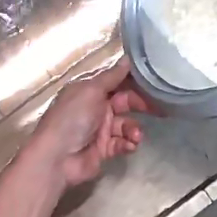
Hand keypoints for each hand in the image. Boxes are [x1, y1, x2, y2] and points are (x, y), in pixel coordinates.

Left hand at [25, 58, 157, 187]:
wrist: (57, 158)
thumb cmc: (71, 118)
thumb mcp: (90, 91)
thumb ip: (111, 77)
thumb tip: (128, 59)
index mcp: (88, 90)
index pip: (116, 80)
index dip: (134, 80)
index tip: (156, 79)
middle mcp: (95, 107)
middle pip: (125, 101)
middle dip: (141, 104)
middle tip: (159, 108)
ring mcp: (100, 129)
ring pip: (126, 123)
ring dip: (134, 129)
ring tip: (135, 136)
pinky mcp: (104, 149)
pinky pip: (123, 142)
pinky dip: (128, 143)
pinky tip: (129, 145)